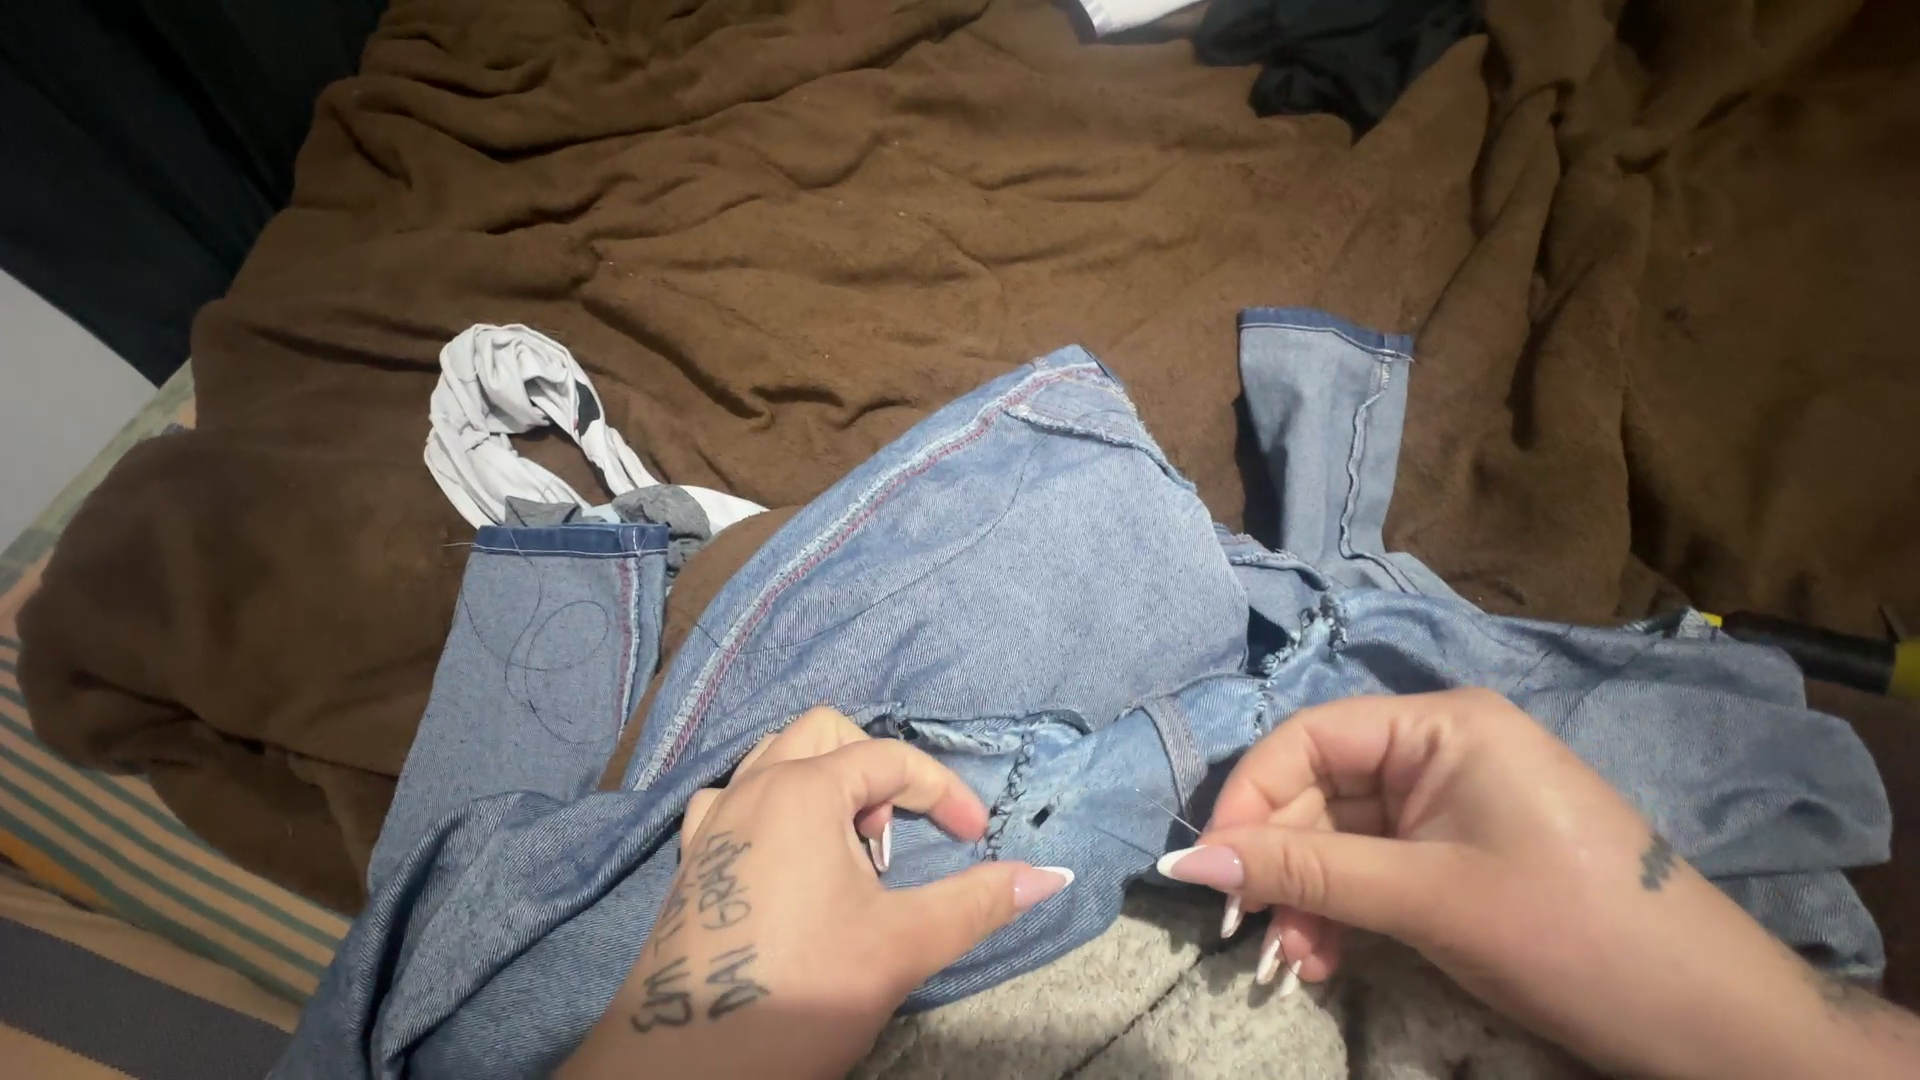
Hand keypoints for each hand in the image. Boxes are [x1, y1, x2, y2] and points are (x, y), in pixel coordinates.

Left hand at [559, 708, 1074, 1079]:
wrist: (682, 1072)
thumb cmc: (798, 994)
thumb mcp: (901, 945)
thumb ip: (979, 902)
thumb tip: (1051, 872)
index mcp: (803, 789)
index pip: (891, 759)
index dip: (944, 792)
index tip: (974, 837)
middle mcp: (753, 784)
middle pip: (828, 732)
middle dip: (875, 771)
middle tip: (890, 838)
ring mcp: (714, 818)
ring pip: (779, 755)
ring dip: (826, 781)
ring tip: (845, 847)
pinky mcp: (692, 856)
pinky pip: (738, 795)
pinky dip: (775, 804)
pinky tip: (786, 856)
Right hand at [1157, 688, 1919, 1079]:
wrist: (1730, 1039)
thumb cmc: (1577, 939)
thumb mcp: (1426, 900)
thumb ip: (1303, 872)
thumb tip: (1187, 862)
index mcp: (1438, 726)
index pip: (1309, 739)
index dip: (1250, 797)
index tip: (1210, 864)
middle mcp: (1434, 749)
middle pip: (1317, 791)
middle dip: (1280, 863)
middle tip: (1248, 931)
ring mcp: (1443, 802)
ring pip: (1335, 836)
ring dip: (1304, 896)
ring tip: (1291, 962)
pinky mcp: (1450, 851)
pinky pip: (1368, 867)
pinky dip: (1338, 911)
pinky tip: (1322, 958)